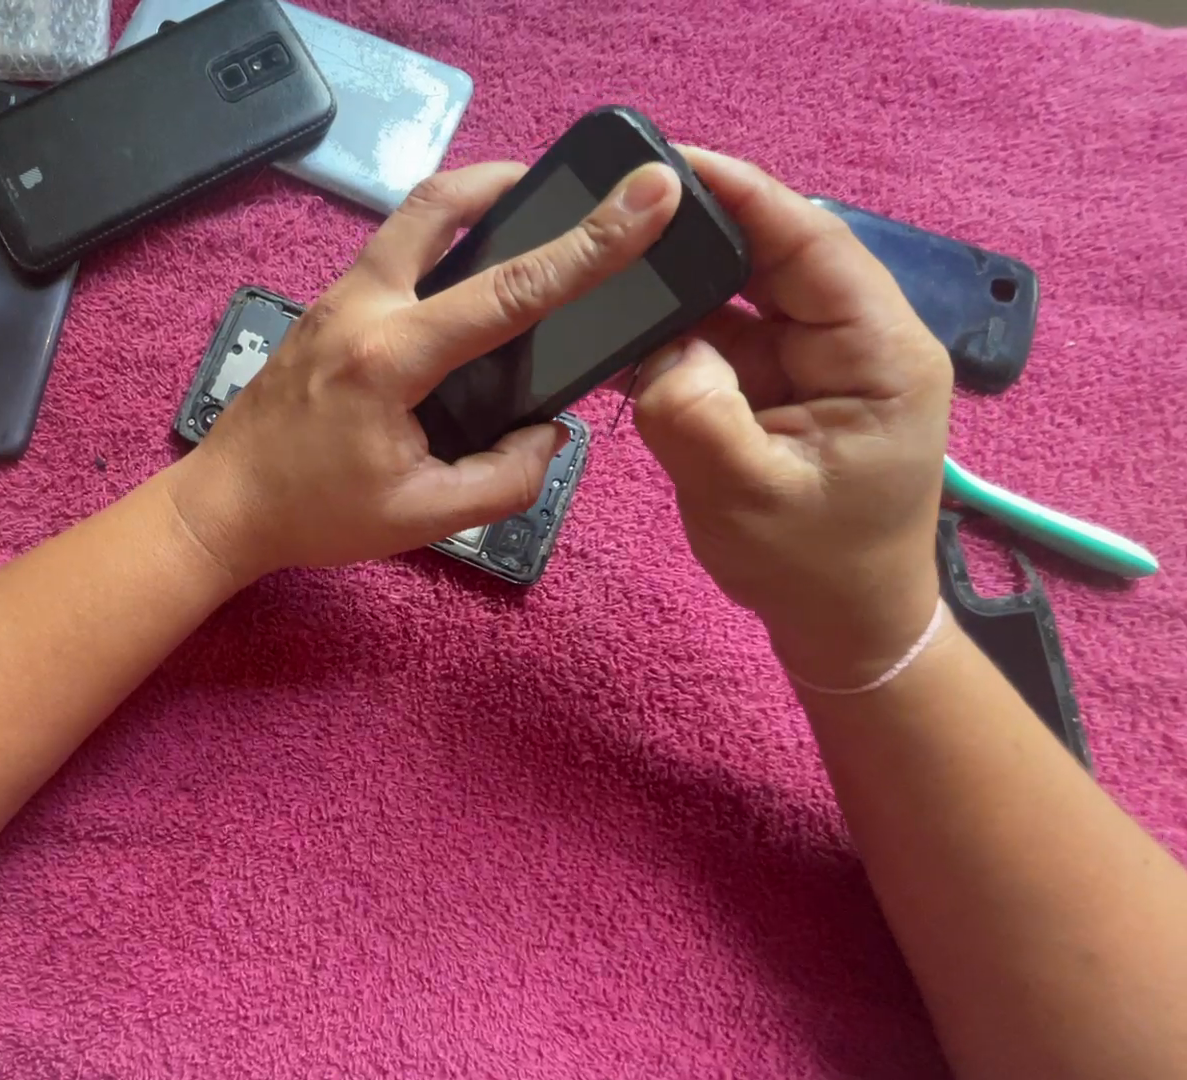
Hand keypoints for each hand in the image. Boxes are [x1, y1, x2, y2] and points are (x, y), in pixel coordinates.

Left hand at [167, 160, 682, 583]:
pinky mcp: (316, 317)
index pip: (507, 290)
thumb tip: (546, 435)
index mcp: (388, 359)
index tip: (647, 199)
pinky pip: (382, 259)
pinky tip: (452, 288)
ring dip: (463, 207)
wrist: (222, 505)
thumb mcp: (420, 517)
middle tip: (556, 188)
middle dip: (504, 181)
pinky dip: (428, 247)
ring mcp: (329, 306)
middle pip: (435, 206)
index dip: (590, 245)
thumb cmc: (312, 515)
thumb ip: (503, 481)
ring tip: (514, 224)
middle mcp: (357, 311)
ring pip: (402, 224)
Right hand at [631, 149, 953, 687]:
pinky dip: (667, 344)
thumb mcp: (749, 494)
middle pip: (766, 264)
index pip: (811, 247)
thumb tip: (655, 355)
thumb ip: (698, 419)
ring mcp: (802, 366)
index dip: (747, 197)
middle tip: (616, 222)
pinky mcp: (767, 391)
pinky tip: (621, 342)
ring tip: (604, 281)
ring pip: (730, 307)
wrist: (833, 616)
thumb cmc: (810, 560)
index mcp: (874, 353)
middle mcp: (843, 343)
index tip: (674, 166)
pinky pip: (712, 349)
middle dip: (697, 241)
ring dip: (672, 300)